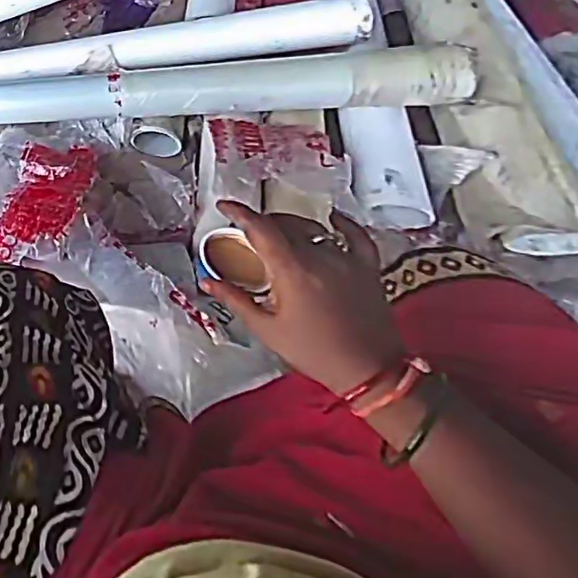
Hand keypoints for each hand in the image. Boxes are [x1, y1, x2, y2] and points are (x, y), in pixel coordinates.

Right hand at [198, 201, 405, 395]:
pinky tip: (331, 219)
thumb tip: (207, 281)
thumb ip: (235, 299)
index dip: (240, 212)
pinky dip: (342, 224)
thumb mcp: (266, 328)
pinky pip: (356, 236)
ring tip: (276, 229)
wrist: (370, 371)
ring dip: (290, 224)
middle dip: (261, 221)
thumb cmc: (313, 351)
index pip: (261, 229)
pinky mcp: (367, 269)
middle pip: (284, 225)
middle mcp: (319, 258)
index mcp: (292, 271)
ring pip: (312, 228)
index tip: (224, 205)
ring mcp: (347, 261)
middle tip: (246, 228)